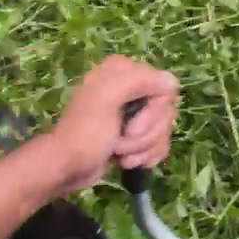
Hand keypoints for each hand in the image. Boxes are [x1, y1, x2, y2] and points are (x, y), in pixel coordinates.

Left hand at [36, 55, 179, 194]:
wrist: (67, 167)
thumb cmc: (85, 133)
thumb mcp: (107, 98)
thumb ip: (139, 81)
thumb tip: (171, 81)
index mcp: (123, 71)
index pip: (165, 88)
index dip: (154, 112)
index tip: (132, 127)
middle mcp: (130, 87)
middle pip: (166, 111)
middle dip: (147, 134)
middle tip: (122, 140)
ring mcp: (133, 112)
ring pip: (163, 129)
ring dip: (144, 147)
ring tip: (120, 152)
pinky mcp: (134, 135)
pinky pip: (158, 143)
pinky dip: (146, 155)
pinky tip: (127, 161)